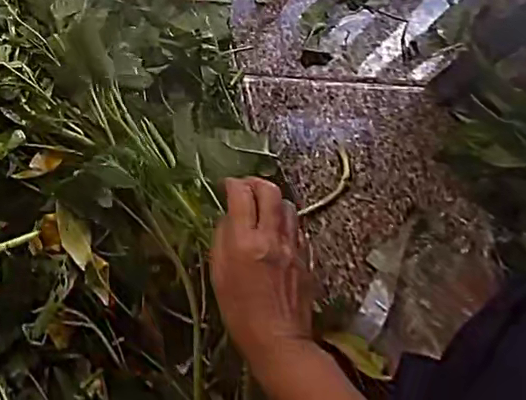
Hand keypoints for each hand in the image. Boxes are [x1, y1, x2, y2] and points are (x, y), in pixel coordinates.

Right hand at [211, 177, 316, 366]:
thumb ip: (223, 236)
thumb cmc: (240, 311)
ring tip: (263, 209)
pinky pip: (298, 228)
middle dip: (255, 183)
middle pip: (269, 191)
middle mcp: (271, 238)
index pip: (241, 193)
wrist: (279, 343)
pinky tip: (277, 232)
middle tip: (246, 189)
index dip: (231, 183)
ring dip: (273, 201)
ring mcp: (293, 247)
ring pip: (288, 206)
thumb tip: (229, 215)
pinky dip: (286, 222)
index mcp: (245, 241)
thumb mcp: (219, 272)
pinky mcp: (306, 258)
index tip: (225, 186)